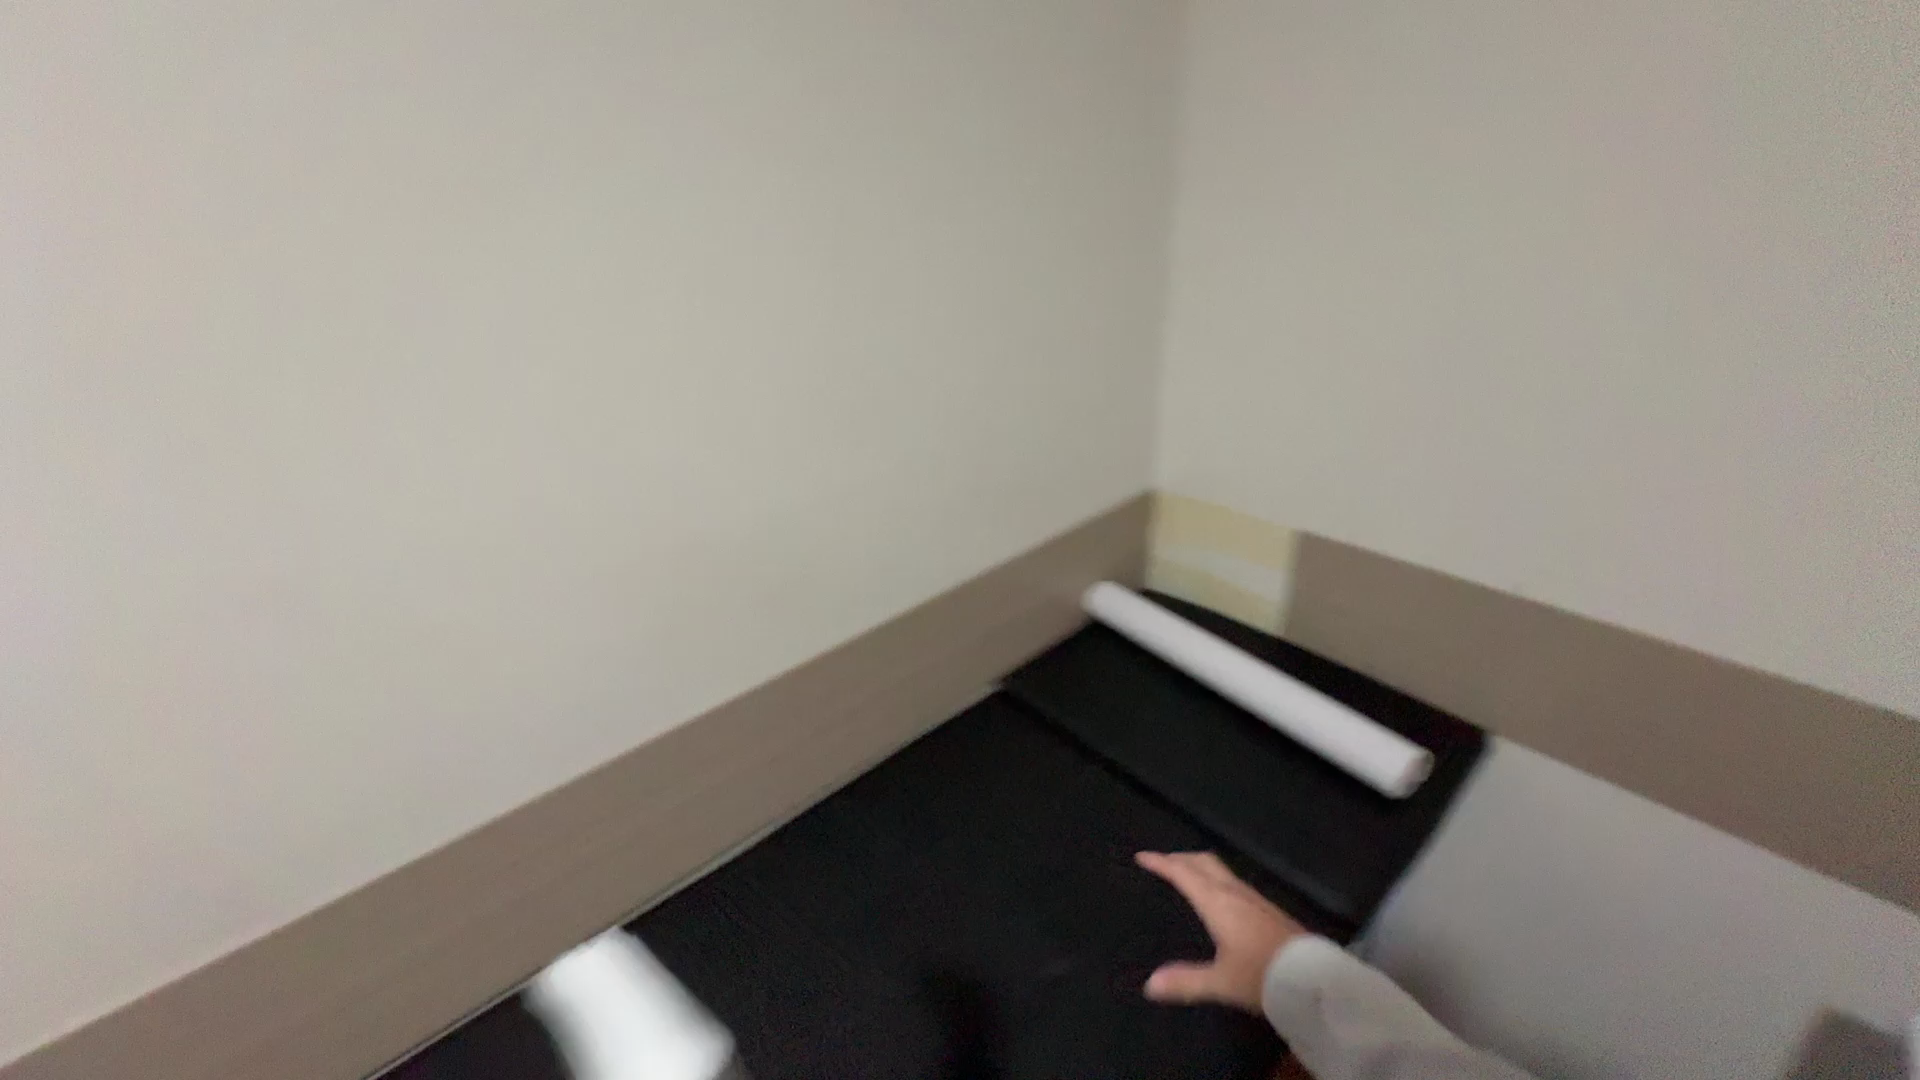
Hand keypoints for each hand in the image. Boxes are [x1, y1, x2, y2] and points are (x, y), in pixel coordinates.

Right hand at [1136, 851, 1306, 1013]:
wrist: (1316, 980)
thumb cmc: (1263, 976)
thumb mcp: (1222, 982)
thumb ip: (1186, 981)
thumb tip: (1149, 985)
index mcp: (1217, 902)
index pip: (1183, 873)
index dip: (1161, 863)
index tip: (1142, 856)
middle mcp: (1233, 892)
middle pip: (1202, 862)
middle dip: (1180, 858)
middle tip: (1163, 862)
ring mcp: (1254, 898)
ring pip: (1219, 869)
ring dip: (1198, 866)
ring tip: (1187, 874)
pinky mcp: (1268, 908)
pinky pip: (1232, 880)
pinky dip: (1215, 878)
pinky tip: (1219, 896)